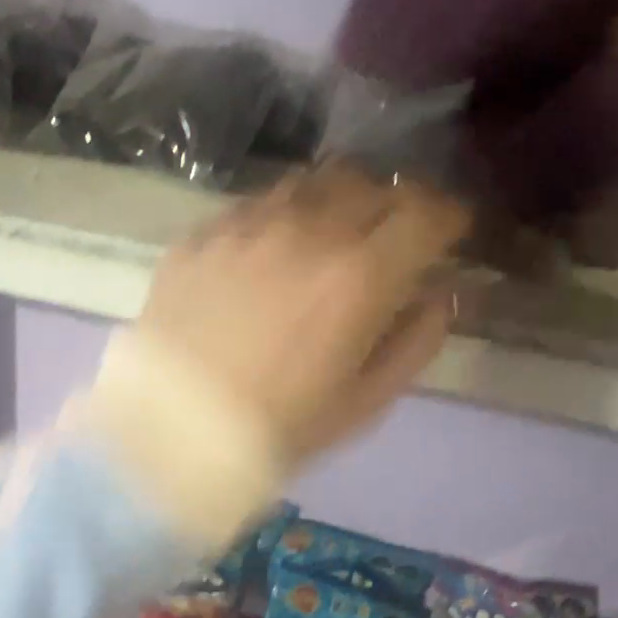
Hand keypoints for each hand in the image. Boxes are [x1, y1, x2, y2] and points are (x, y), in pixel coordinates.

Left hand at [136, 166, 468, 466]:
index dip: (447, 218)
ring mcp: (247, 226)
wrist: (169, 433)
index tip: (448, 233)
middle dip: (395, 205)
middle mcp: (307, 231)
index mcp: (359, 275)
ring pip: (311, 184)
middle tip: (393, 234)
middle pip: (371, 185)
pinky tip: (270, 251)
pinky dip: (279, 217)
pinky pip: (254, 206)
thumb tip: (440, 296)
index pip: (426, 213)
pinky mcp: (200, 236)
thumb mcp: (364, 402)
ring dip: (336, 202)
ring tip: (332, 234)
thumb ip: (415, 341)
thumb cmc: (277, 430)